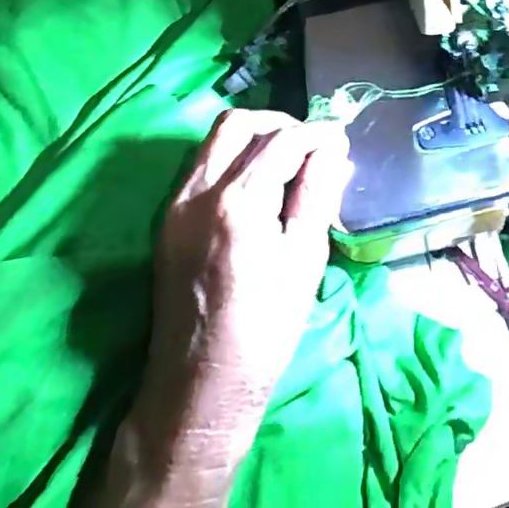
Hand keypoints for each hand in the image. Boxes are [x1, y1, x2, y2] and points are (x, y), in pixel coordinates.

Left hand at [96, 110, 351, 507]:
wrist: (198, 385)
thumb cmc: (264, 332)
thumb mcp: (304, 261)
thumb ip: (317, 195)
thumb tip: (333, 151)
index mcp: (236, 206)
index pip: (281, 142)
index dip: (316, 133)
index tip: (340, 137)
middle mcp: (197, 193)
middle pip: (237, 123)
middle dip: (279, 123)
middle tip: (310, 144)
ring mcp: (176, 204)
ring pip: (214, 141)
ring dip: (254, 138)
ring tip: (288, 161)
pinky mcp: (167, 219)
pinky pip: (202, 166)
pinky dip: (233, 159)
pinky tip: (259, 186)